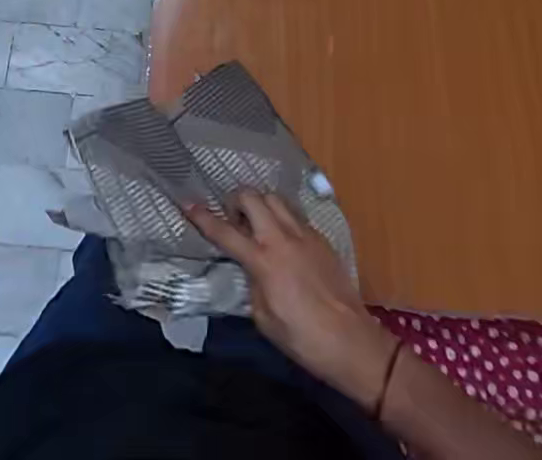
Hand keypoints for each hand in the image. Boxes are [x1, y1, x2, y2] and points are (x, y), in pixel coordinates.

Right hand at [184, 189, 397, 407]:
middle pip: (252, 197)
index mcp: (263, 261)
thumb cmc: (302, 338)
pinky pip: (295, 216)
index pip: (224, 231)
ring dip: (260, 205)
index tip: (187, 203)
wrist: (354, 344)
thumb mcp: (262, 317)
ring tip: (258, 224)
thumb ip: (250, 283)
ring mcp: (305, 235)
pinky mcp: (322, 240)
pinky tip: (284, 240)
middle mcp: (281, 239)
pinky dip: (282, 219)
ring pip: (275, 198)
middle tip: (234, 219)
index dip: (202, 217)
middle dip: (236, 201)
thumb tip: (248, 270)